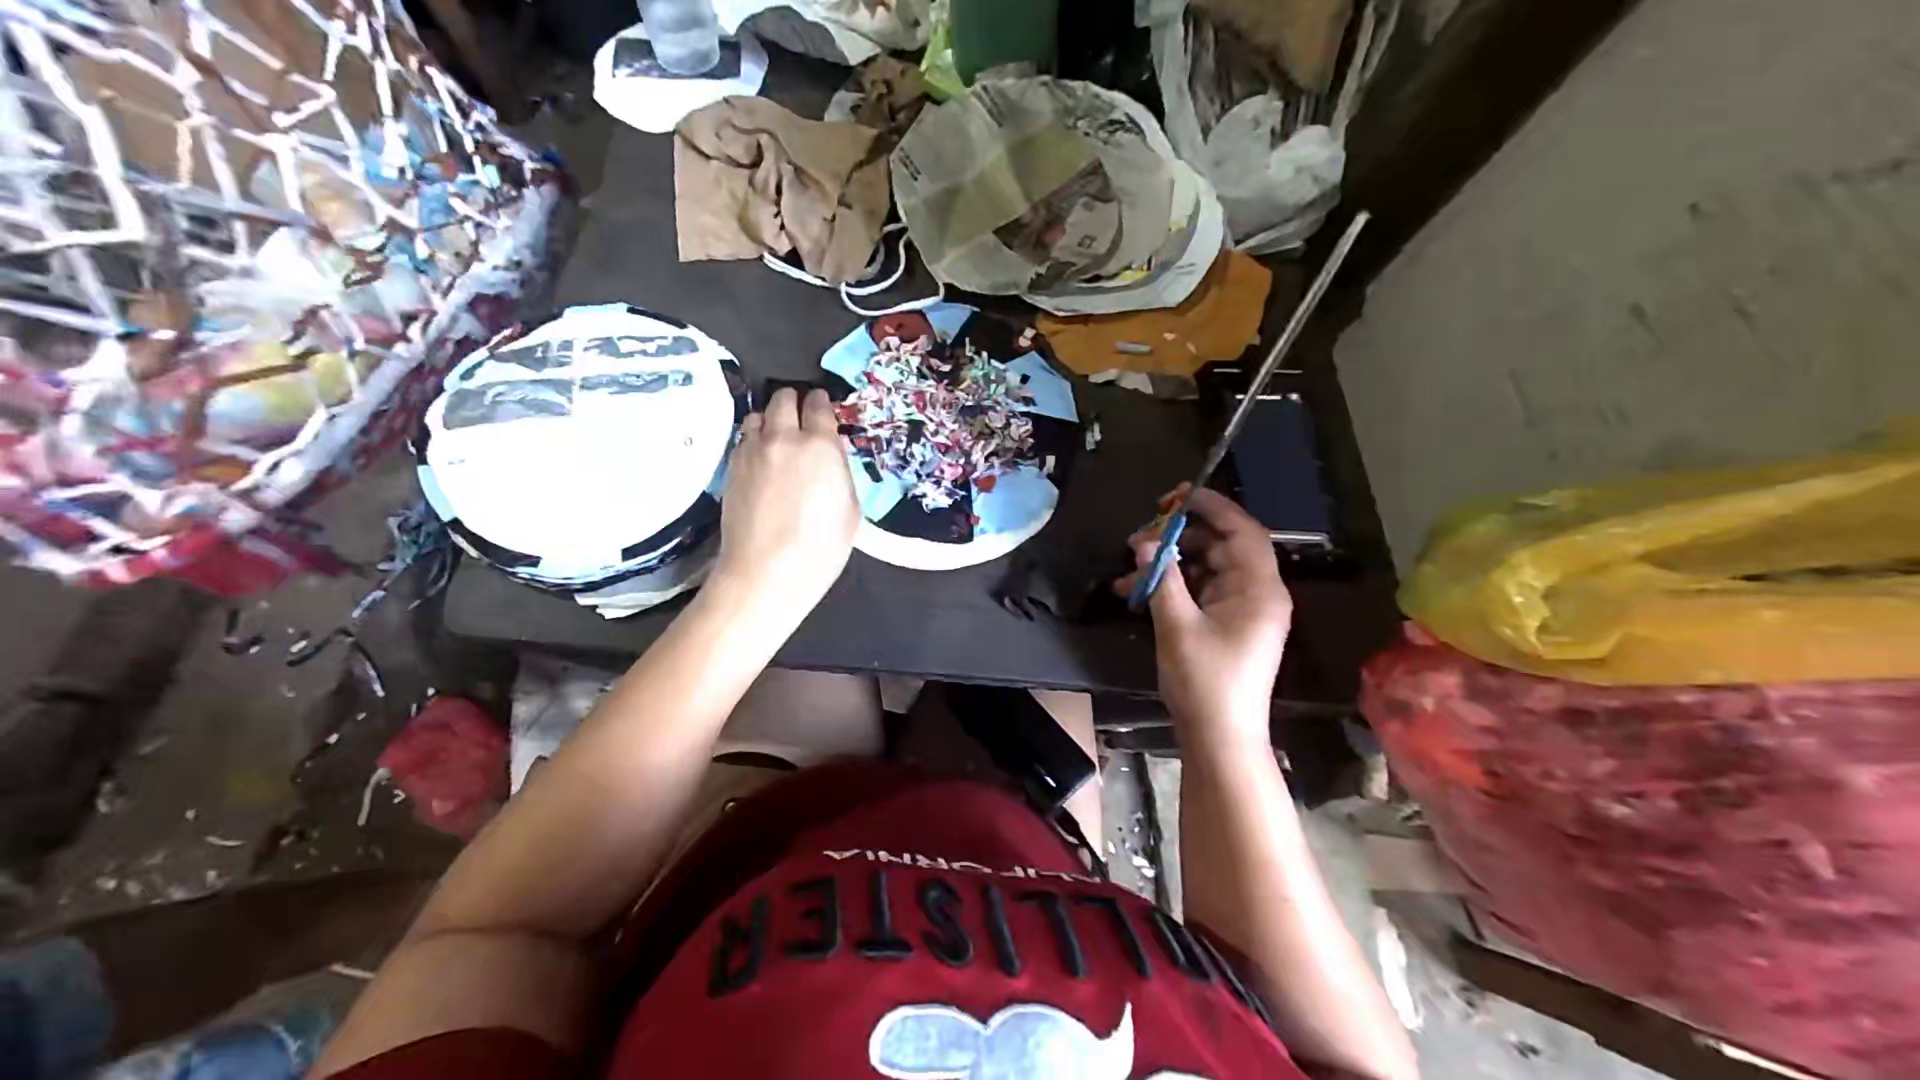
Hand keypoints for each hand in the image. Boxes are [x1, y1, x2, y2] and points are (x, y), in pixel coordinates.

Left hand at [714, 388, 858, 621]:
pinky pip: (743, 439)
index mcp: (821, 446)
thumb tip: (831, 457)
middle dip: (795, 402)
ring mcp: (752, 450)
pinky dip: (753, 440)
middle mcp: (784, 438)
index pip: (819, 405)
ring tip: (777, 436)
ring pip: (758, 414)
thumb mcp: (850, 509)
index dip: (822, 403)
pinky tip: (762, 459)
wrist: (767, 571)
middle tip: (801, 416)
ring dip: (771, 419)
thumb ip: (840, 472)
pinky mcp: (731, 467)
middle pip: (784, 398)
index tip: (822, 407)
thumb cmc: (820, 548)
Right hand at [1115, 484, 1291, 745]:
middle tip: (1139, 535)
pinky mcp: (1227, 625)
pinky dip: (1173, 586)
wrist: (1220, 738)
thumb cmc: (1205, 683)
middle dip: (1178, 538)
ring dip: (1169, 565)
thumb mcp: (1177, 626)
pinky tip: (1137, 591)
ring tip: (1129, 569)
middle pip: (1221, 547)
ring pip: (1206, 569)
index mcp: (1259, 590)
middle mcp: (1257, 594)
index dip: (1212, 507)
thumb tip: (1143, 542)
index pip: (1242, 531)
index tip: (1176, 495)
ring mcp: (1242, 610)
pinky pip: (1201, 591)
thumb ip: (1161, 579)